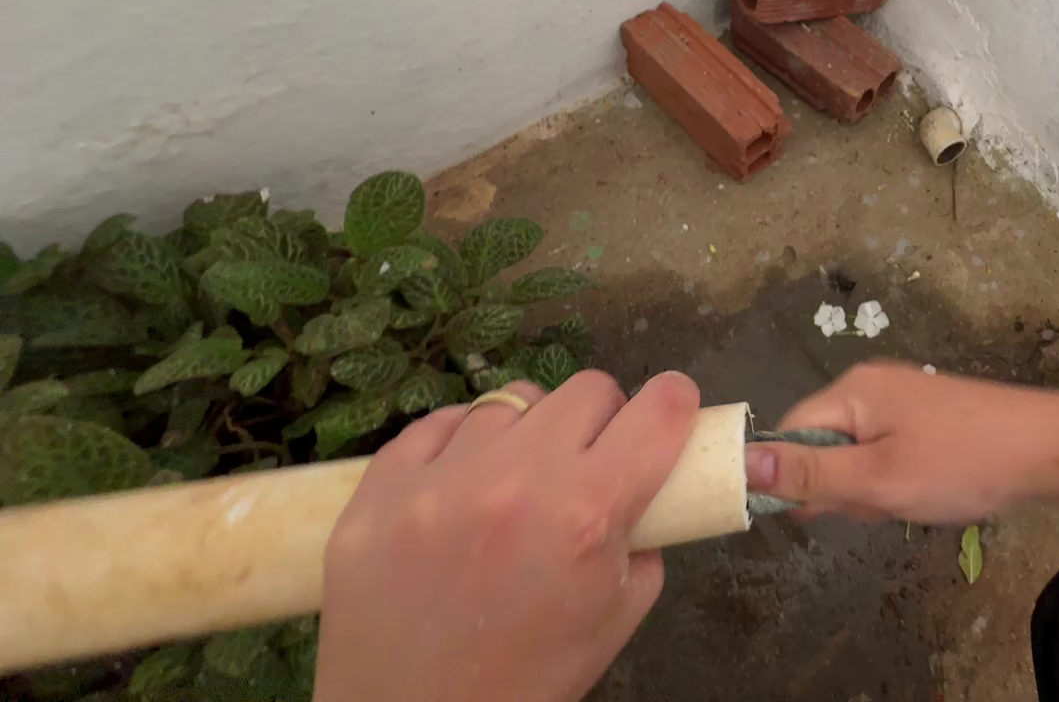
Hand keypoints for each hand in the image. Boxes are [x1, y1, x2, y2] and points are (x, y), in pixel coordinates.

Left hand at [314, 370, 698, 701]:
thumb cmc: (535, 674)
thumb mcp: (625, 606)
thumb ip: (648, 527)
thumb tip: (647, 475)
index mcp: (591, 509)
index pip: (662, 405)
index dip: (678, 400)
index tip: (671, 415)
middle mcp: (522, 480)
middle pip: (591, 387)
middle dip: (605, 418)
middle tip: (590, 460)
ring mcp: (442, 482)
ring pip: (515, 398)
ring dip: (532, 428)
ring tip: (517, 475)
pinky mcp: (379, 493)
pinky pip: (441, 422)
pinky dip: (463, 441)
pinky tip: (462, 481)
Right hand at [743, 361, 1058, 523]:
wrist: (1047, 448)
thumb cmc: (959, 462)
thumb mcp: (878, 477)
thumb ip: (810, 472)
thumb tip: (742, 459)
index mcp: (854, 389)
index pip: (790, 431)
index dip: (792, 475)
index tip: (818, 512)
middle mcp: (873, 385)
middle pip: (824, 444)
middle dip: (843, 485)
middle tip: (883, 500)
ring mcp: (903, 399)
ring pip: (858, 455)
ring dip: (874, 488)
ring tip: (913, 496)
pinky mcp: (926, 417)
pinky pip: (888, 451)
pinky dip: (899, 478)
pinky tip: (928, 489)